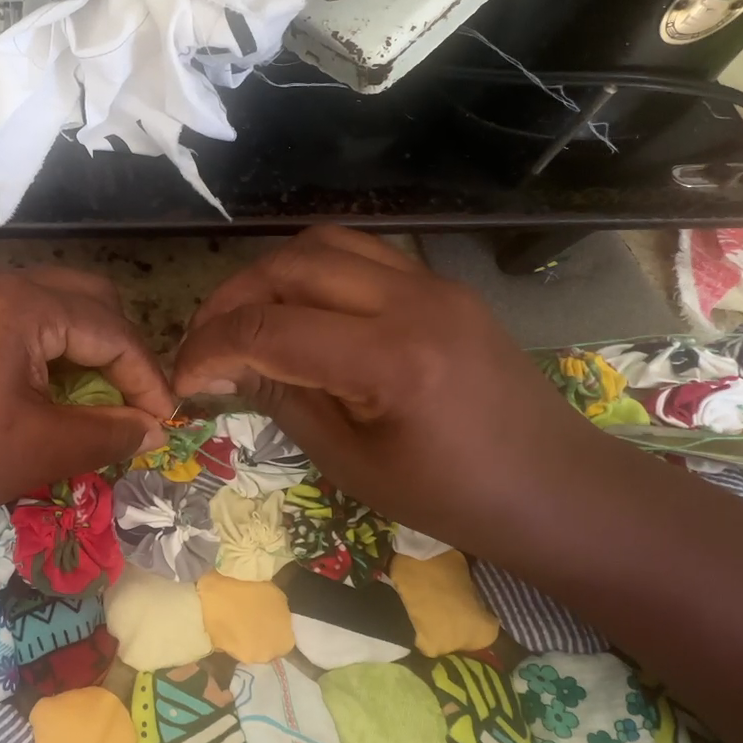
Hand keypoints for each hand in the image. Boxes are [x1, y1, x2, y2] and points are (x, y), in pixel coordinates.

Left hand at [0, 267, 172, 574]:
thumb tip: (151, 428)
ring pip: (46, 305)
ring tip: (91, 398)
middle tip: (130, 400)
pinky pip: (10, 319)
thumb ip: (108, 432)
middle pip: (83, 298)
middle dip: (117, 347)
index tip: (164, 421)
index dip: (147, 377)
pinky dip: (41, 346)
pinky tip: (40, 389)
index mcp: (22, 303)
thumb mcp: (42, 449)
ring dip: (79, 344)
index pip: (111, 329)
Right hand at [171, 226, 610, 544]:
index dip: (208, 349)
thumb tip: (218, 367)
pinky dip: (309, 272)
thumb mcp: (348, 461)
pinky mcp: (440, 285)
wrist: (561, 491)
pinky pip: (357, 254)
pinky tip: (296, 313)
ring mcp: (433, 285)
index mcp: (391, 361)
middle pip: (288, 265)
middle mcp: (413, 302)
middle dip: (228, 301)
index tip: (182, 379)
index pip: (267, 328)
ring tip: (242, 321)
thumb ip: (279, 398)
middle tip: (203, 345)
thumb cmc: (452, 497)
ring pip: (321, 245)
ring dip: (266, 277)